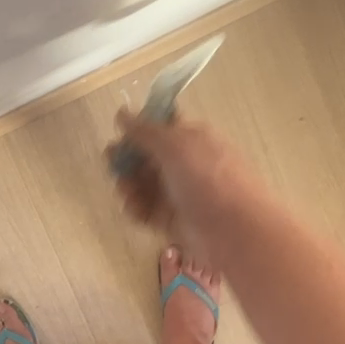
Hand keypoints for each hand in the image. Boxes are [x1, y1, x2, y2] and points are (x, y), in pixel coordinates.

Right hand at [109, 108, 271, 265]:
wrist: (233, 230)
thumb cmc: (207, 179)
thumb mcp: (175, 145)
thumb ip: (145, 131)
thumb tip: (122, 113)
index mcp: (192, 139)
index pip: (160, 128)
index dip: (138, 129)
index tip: (119, 133)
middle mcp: (185, 164)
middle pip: (147, 157)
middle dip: (127, 159)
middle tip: (111, 162)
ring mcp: (178, 194)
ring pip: (143, 185)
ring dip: (128, 185)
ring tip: (125, 191)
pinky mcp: (172, 220)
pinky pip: (146, 211)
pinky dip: (136, 209)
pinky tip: (133, 209)